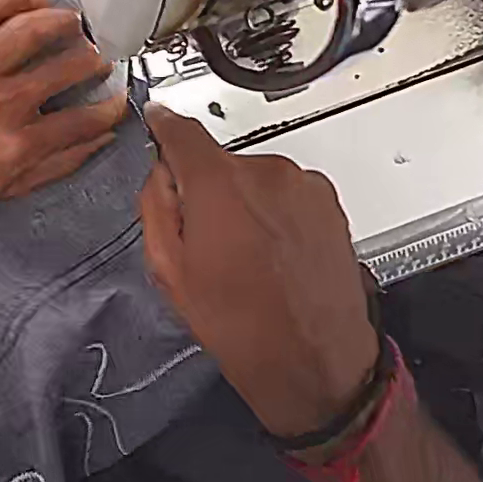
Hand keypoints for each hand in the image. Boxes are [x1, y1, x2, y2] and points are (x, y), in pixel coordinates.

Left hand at [0, 0, 126, 248]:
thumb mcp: (10, 188)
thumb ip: (59, 165)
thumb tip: (101, 138)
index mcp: (17, 143)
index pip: (81, 119)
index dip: (109, 107)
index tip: (118, 98)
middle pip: (62, 69)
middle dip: (91, 59)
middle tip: (97, 55)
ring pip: (24, 33)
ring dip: (58, 22)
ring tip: (72, 21)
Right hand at [137, 106, 378, 439]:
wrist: (313, 362)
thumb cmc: (242, 324)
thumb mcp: (169, 269)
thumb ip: (155, 205)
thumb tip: (162, 175)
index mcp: (217, 185)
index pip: (181, 130)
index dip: (163, 124)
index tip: (158, 120)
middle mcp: (265, 173)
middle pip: (217, 160)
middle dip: (205, 187)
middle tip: (208, 237)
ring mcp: (301, 185)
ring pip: (251, 176)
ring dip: (243, 200)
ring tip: (248, 253)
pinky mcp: (327, 200)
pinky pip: (283, 190)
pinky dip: (274, 210)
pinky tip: (273, 252)